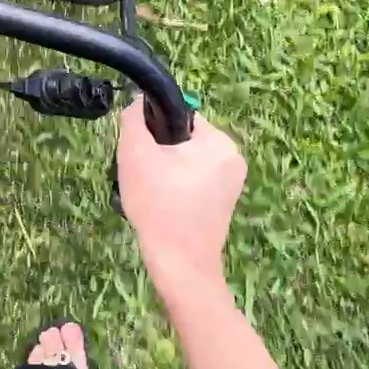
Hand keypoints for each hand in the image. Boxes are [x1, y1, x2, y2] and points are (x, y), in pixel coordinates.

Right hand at [116, 96, 246, 289]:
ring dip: (163, 169)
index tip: (140, 153)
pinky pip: (193, 179)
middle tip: (141, 174)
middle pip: (182, 138)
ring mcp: (232, 182)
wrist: (180, 266)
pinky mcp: (224, 202)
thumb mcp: (135, 154)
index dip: (153, 130)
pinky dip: (175, 185)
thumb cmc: (158, 205)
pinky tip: (162, 204)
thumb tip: (139, 102)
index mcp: (220, 142)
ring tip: (149, 190)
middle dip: (158, 152)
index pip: (178, 116)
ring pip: (185, 160)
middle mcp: (233, 158)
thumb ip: (134, 118)